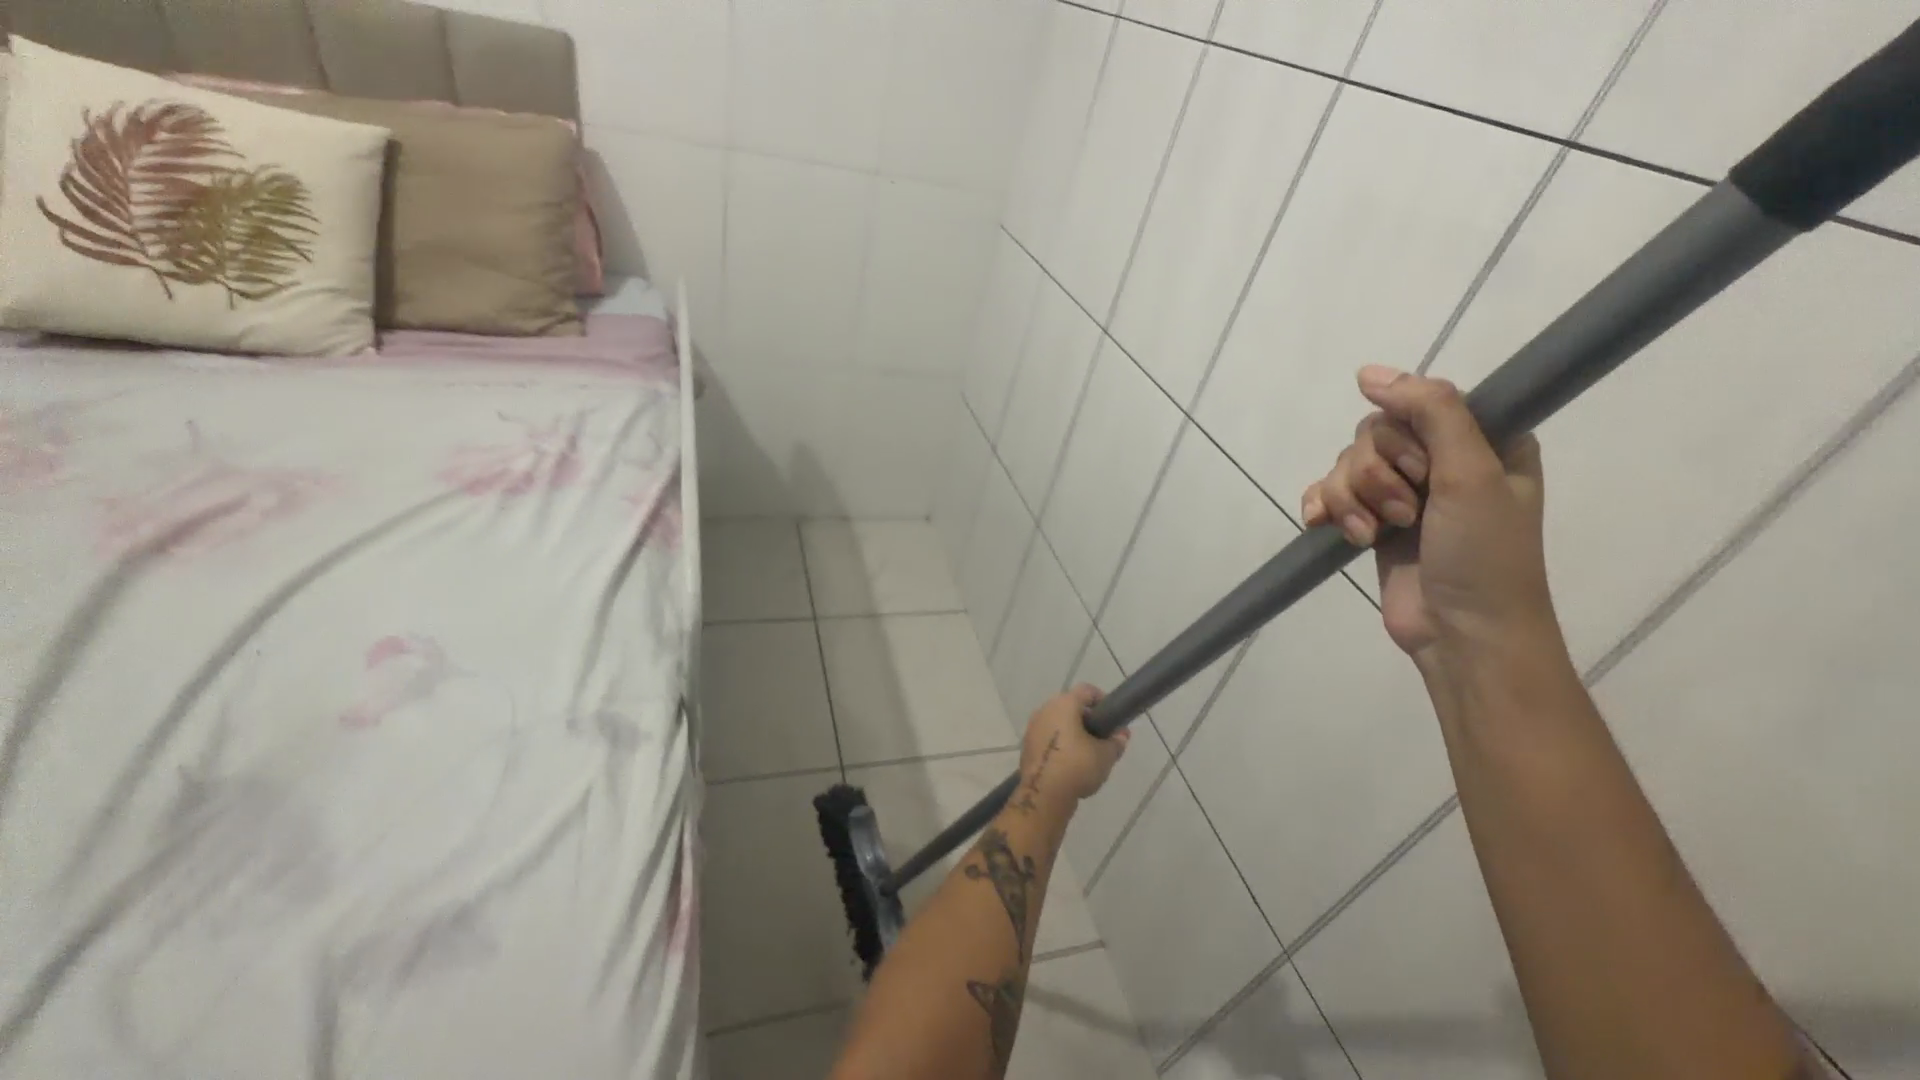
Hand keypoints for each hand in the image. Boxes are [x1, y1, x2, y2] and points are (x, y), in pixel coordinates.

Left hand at [1018, 685, 1130, 806]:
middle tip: (1102, 737)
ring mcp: (1033, 728)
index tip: (1112, 717)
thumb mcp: (1106, 755)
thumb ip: (1116, 741)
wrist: (1044, 795)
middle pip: (1070, 706)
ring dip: (1073, 732)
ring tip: (1088, 753)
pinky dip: (1060, 744)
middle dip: (1088, 719)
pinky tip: (1070, 764)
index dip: (1102, 699)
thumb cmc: (1077, 766)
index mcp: (1064, 704)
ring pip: (1058, 722)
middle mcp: (1045, 710)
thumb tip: (1122, 734)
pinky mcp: (1027, 746)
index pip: (1086, 690)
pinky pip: (1048, 738)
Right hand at [1302, 365, 1559, 672]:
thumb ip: (1429, 410)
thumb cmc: (1484, 554)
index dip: (1405, 436)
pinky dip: (1324, 509)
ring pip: (1347, 465)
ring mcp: (1403, 494)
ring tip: (1374, 535)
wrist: (1463, 635)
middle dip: (1374, 475)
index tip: (1424, 470)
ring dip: (1351, 500)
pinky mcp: (1372, 524)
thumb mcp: (1470, 472)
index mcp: (1480, 440)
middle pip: (1372, 434)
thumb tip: (1367, 372)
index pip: (1414, 404)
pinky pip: (1328, 495)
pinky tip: (1324, 526)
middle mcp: (1440, 461)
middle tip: (1405, 513)